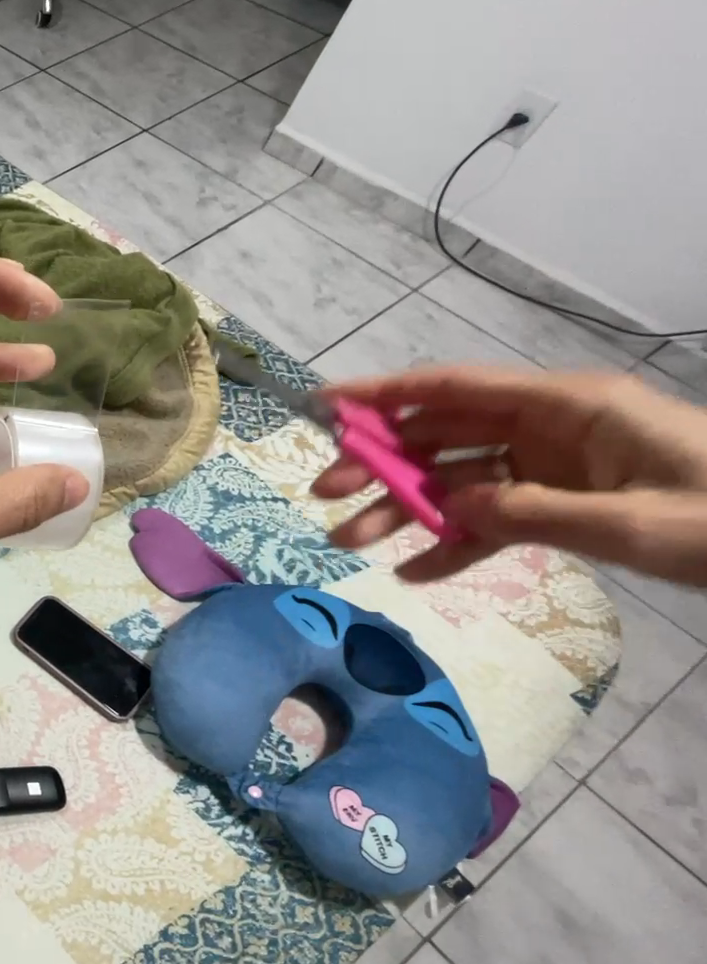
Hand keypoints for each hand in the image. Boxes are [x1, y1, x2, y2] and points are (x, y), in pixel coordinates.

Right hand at [312, 366, 706, 582]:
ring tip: (353, 543)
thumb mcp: (640, 523)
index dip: (383, 394)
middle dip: (379, 464)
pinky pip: (491, 517)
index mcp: (568, 409)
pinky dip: (454, 543)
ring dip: (404, 511)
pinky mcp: (564, 503)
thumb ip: (532, 512)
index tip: (323, 406)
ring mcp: (554, 467)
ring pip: (455, 480)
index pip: (453, 390)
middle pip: (440, 437)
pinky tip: (418, 572)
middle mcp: (550, 429)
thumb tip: (448, 509)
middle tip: (326, 494)